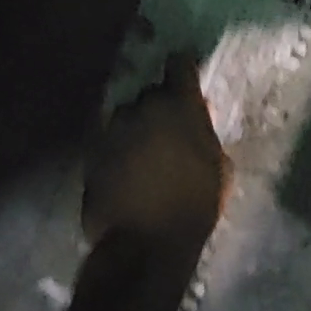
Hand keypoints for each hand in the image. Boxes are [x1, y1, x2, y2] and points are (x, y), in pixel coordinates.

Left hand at [82, 53, 230, 246]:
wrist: (145, 246)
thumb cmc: (194, 206)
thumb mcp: (218, 166)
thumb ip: (205, 134)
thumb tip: (197, 121)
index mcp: (180, 105)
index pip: (179, 64)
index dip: (182, 69)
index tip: (185, 78)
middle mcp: (144, 107)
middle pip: (151, 93)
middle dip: (158, 107)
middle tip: (166, 131)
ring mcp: (114, 128)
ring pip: (127, 117)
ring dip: (135, 128)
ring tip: (143, 154)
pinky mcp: (92, 151)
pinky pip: (109, 140)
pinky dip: (117, 150)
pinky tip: (125, 171)